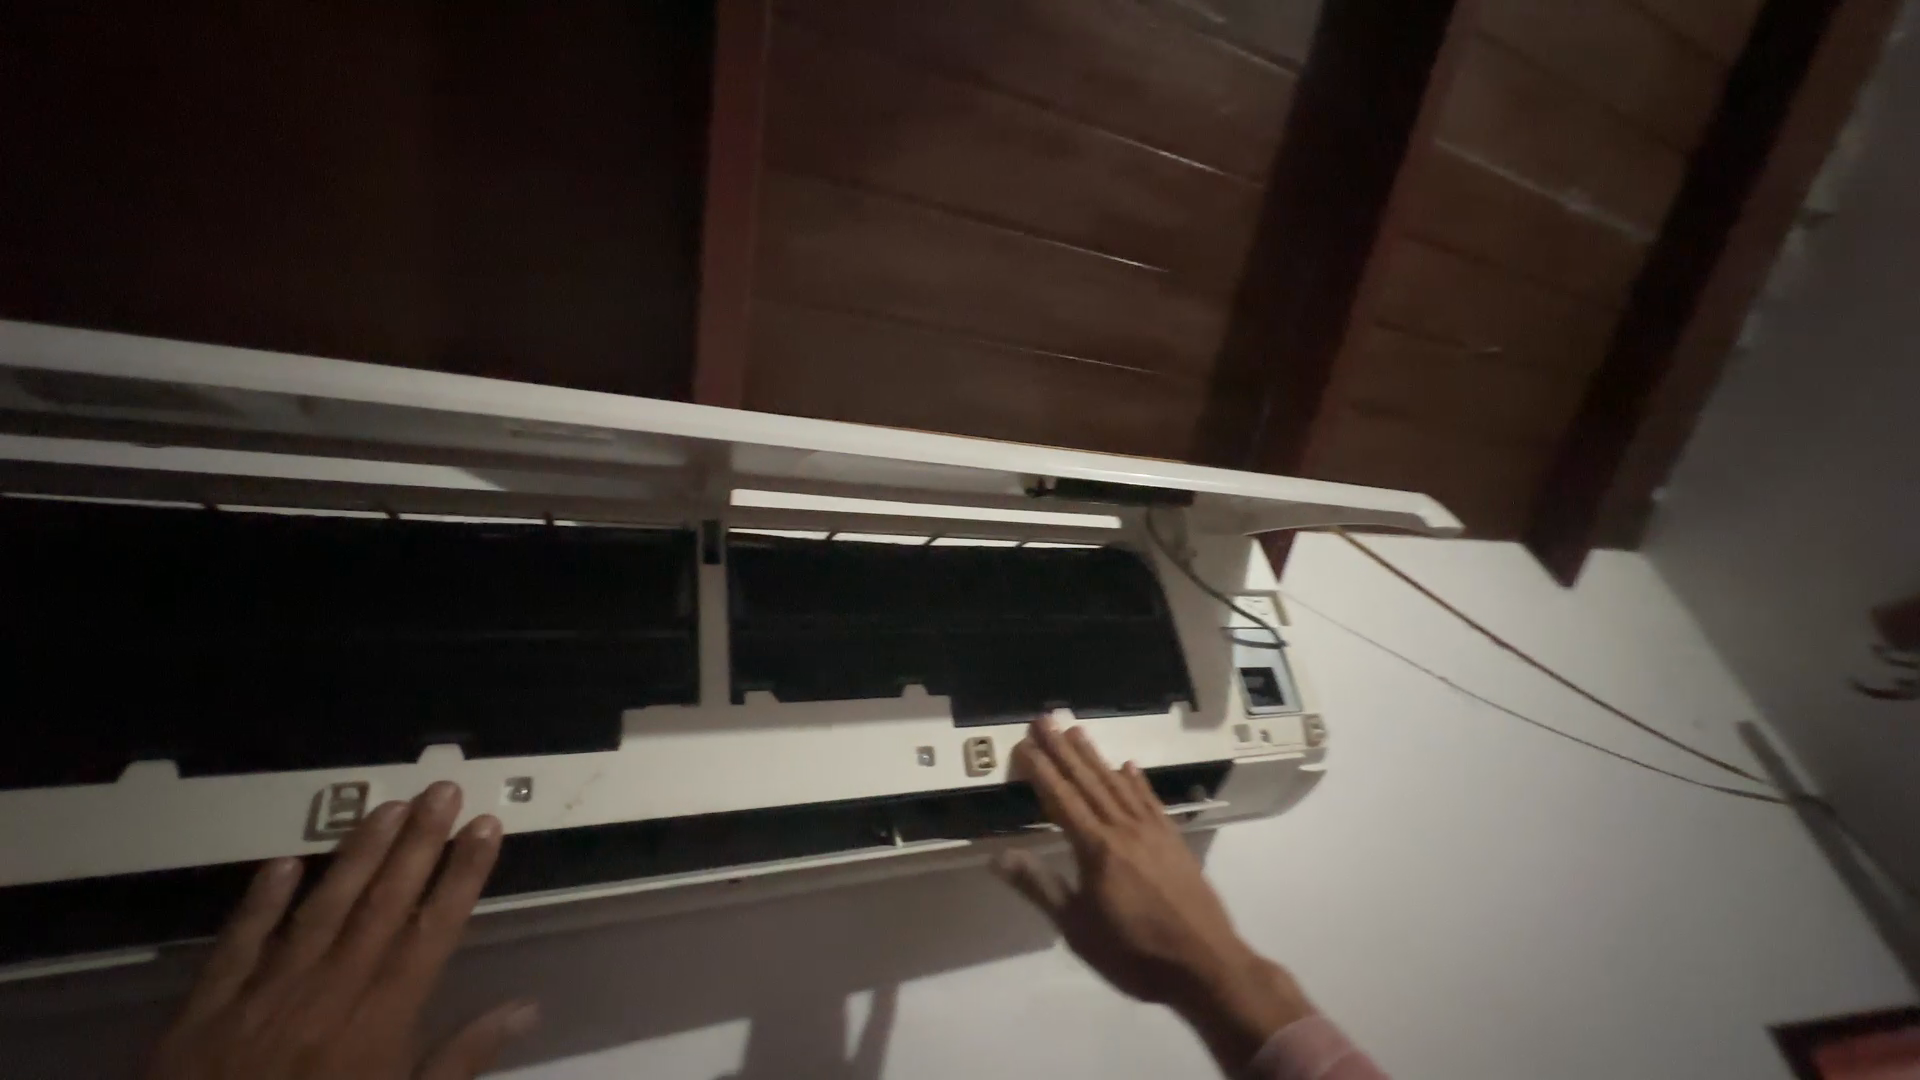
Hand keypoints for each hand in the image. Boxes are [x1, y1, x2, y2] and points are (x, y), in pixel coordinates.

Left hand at [146, 781, 537, 1079]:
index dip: (463, 874)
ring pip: (321, 911)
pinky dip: (257, 906)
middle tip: (444, 790)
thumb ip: (463, 1058)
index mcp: (379, 1022)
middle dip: (419, 844)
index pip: (434, 930)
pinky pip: (233, 949)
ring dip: (358, 856)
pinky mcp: (200, 1015)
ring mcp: (261, 999)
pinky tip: (283, 863)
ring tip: (390, 806)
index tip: (486, 826)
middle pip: (382, 905)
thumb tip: (528, 1007)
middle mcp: (328, 994)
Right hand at [994, 719, 1309, 1070]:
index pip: (1061, 799)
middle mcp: (1123, 828)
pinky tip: (1128, 766)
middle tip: (1044, 720)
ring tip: (1076, 730)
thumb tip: (998, 856)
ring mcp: (1152, 831)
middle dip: (1062, 750)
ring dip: (1094, 757)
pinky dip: (1137, 781)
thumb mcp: (1077, 928)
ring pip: (1117, 784)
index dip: (1040, 770)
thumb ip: (1039, 886)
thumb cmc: (1133, 952)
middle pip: (1087, 781)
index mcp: (1096, 848)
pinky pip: (1150, 801)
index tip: (1024, 743)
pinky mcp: (1173, 840)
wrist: (1206, 965)